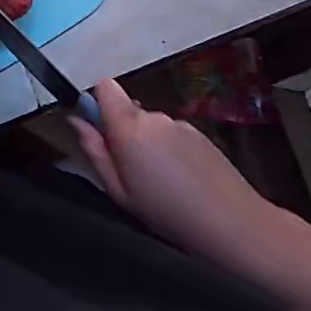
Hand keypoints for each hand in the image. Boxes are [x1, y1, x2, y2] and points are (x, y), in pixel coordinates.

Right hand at [68, 79, 276, 252]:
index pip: (105, 87)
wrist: (233, 223)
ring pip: (150, 125)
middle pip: (127, 110)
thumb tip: (77, 121)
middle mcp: (154, 117)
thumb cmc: (166, 211)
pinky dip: (169, 150)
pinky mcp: (200, 134)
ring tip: (160, 180)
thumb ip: (94, 151)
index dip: (97, 102)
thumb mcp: (118, 190)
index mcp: (129, 128)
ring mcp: (180, 124)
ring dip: (148, 143)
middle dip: (123, 133)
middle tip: (131, 171)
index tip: (99, 130)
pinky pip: (172, 134)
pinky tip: (182, 180)